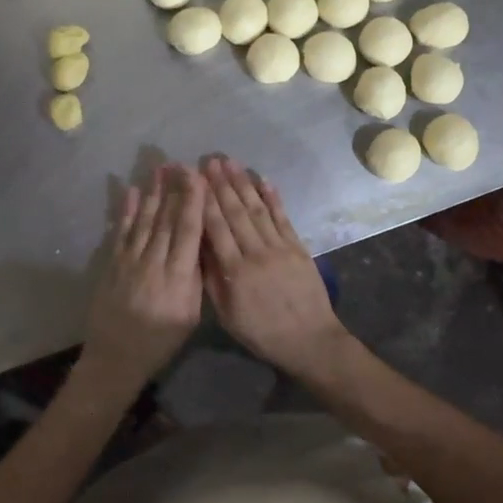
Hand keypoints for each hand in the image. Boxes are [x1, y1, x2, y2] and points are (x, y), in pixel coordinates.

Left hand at [78, 164, 206, 384]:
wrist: (117, 356)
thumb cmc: (160, 340)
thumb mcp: (190, 316)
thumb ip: (196, 280)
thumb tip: (203, 246)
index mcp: (178, 278)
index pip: (189, 232)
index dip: (194, 202)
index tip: (199, 178)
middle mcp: (154, 263)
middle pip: (167, 219)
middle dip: (175, 189)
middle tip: (182, 163)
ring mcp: (130, 261)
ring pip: (145, 220)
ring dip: (153, 192)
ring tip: (159, 168)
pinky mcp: (113, 264)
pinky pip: (121, 231)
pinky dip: (127, 211)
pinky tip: (132, 191)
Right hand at [199, 157, 346, 374]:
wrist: (310, 341)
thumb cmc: (262, 333)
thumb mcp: (227, 315)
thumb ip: (212, 280)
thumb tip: (198, 248)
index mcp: (234, 272)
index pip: (214, 228)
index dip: (203, 201)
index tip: (192, 180)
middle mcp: (256, 253)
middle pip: (235, 212)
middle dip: (221, 184)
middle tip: (209, 161)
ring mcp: (280, 248)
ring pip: (257, 209)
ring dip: (243, 184)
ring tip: (230, 162)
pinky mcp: (298, 248)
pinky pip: (283, 218)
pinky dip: (273, 198)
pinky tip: (263, 180)